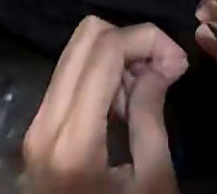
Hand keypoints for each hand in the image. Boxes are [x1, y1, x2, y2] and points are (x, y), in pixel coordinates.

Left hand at [25, 16, 188, 193]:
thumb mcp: (153, 183)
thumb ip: (152, 112)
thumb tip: (163, 60)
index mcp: (72, 140)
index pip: (107, 49)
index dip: (149, 38)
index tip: (180, 62)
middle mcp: (44, 124)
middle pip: (87, 36)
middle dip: (132, 39)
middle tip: (164, 68)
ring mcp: (36, 127)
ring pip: (77, 51)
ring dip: (118, 55)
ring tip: (148, 89)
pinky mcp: (39, 132)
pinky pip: (71, 76)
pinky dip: (103, 74)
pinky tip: (125, 104)